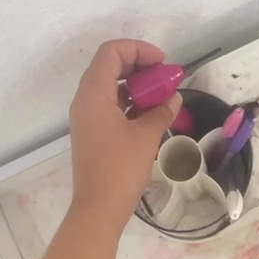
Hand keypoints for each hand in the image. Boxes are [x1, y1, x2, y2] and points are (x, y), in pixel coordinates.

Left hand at [68, 40, 180, 221]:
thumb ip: (161, 111)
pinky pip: (109, 108)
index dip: (139, 50)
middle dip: (139, 67)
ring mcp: (86, 118)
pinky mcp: (91, 134)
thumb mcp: (146, 136)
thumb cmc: (120, 170)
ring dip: (136, 87)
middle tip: (164, 79)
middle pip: (110, 67)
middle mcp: (85, 100)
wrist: (98, 208)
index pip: (112, 52)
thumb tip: (173, 98)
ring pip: (110, 88)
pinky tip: (150, 116)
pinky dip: (129, 105)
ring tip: (161, 98)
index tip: (163, 63)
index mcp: (94, 93)